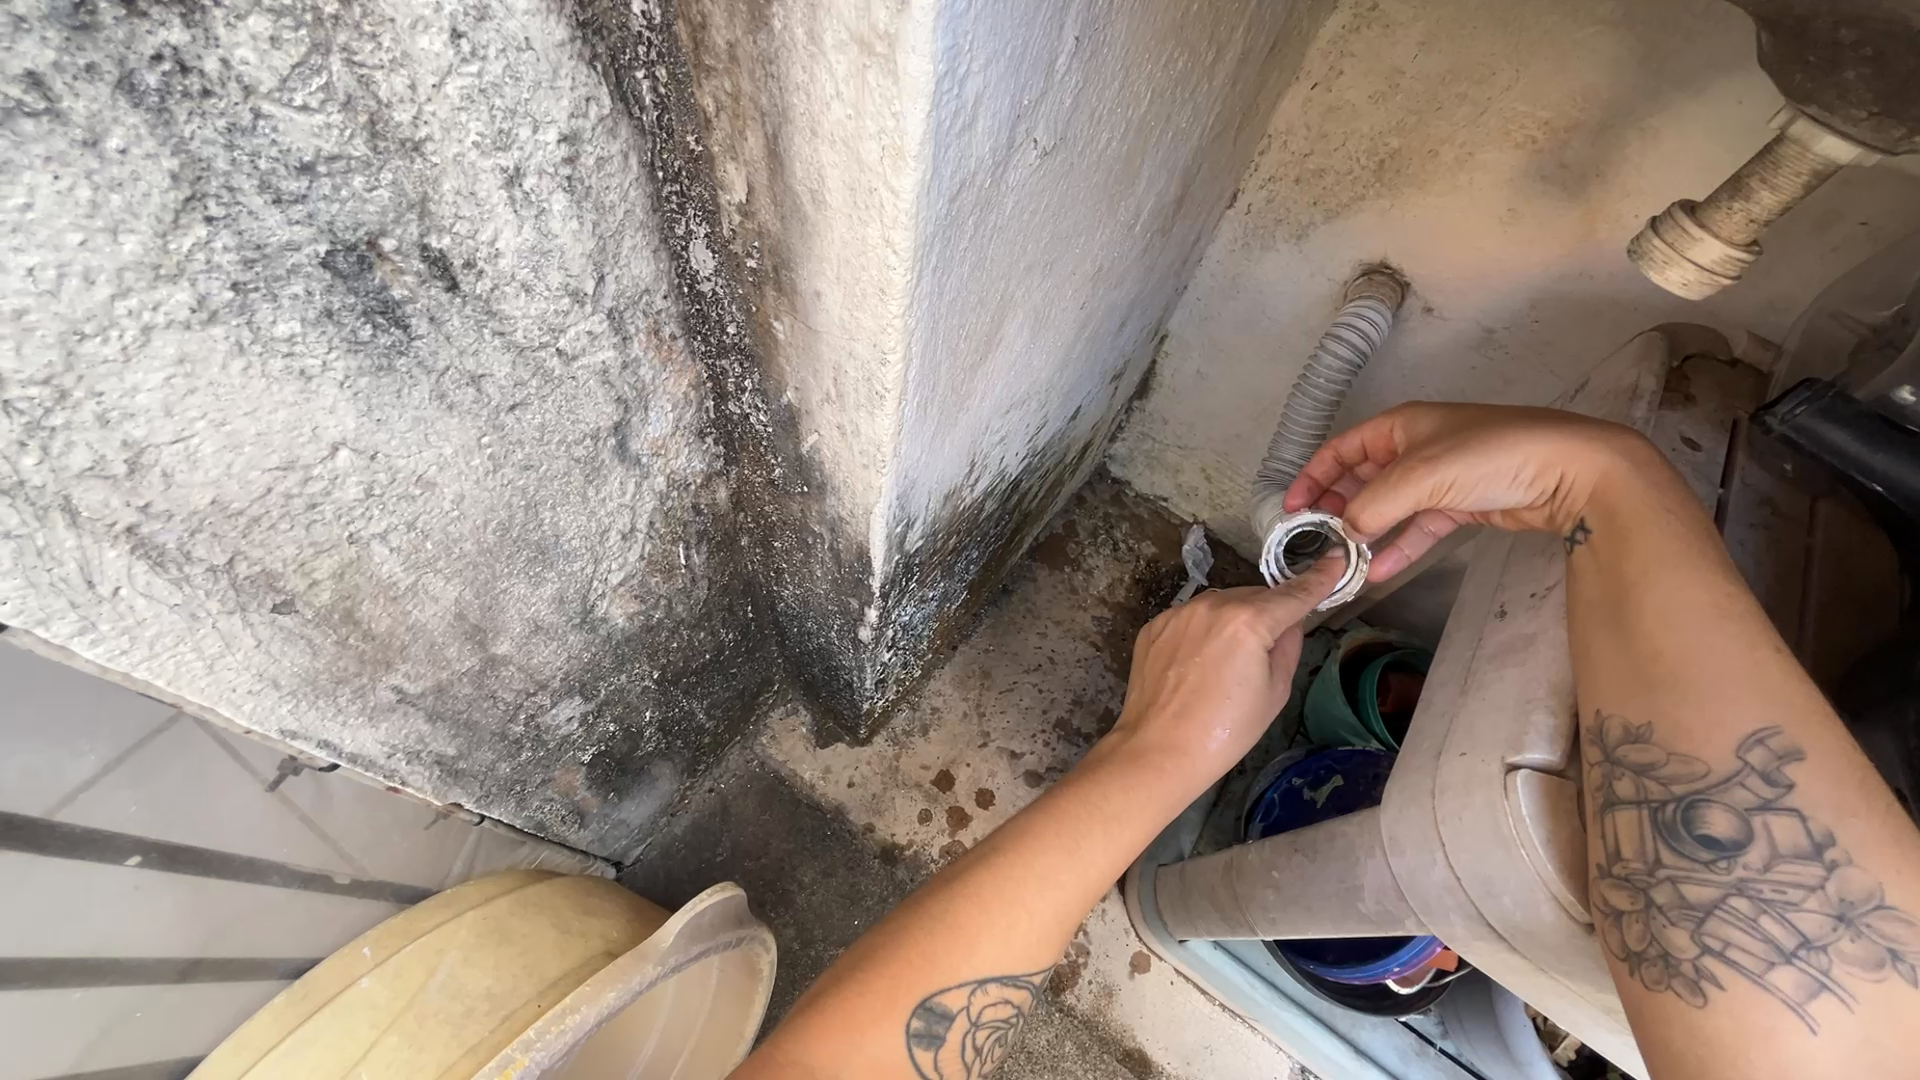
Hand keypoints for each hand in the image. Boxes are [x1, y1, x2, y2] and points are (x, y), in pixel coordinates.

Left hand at [1102, 561, 1341, 793]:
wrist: (1159, 747)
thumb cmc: (1226, 729)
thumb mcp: (1276, 690)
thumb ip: (1288, 644)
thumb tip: (1288, 621)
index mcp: (1248, 621)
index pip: (1293, 594)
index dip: (1318, 578)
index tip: (1337, 559)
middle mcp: (1210, 605)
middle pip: (1253, 598)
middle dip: (1266, 615)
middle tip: (1263, 655)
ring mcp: (1177, 613)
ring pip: (1219, 605)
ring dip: (1232, 621)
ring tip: (1224, 666)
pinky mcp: (1154, 625)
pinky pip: (1190, 618)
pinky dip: (1201, 632)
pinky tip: (1196, 666)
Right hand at [1283, 402, 1655, 579]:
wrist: (1574, 471)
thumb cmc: (1490, 455)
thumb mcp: (1419, 476)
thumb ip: (1372, 506)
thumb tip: (1345, 534)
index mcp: (1398, 426)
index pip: (1340, 450)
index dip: (1313, 477)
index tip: (1294, 510)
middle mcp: (1413, 448)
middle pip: (1360, 480)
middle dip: (1338, 509)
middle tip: (1318, 539)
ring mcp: (1438, 478)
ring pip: (1387, 507)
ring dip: (1366, 533)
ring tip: (1342, 560)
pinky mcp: (1460, 505)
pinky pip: (1417, 528)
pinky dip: (1399, 548)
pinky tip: (1378, 572)